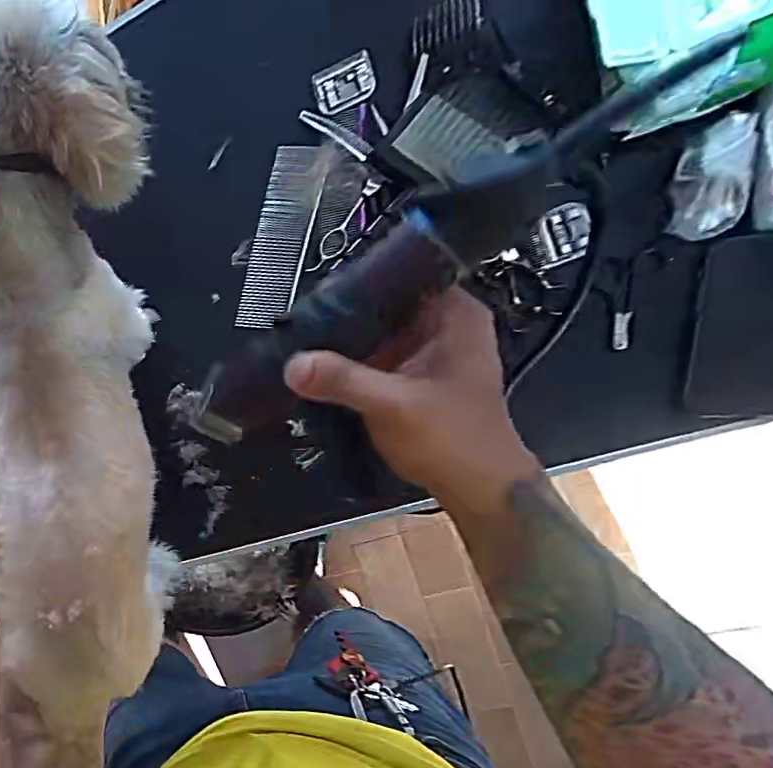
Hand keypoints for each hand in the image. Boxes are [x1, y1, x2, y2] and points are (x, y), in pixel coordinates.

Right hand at [283, 288, 541, 518]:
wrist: (478, 489)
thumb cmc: (452, 440)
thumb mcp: (392, 405)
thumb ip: (342, 380)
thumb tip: (293, 364)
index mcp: (454, 314)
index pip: (404, 273)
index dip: (363, 278)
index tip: (322, 291)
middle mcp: (446, 326)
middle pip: (388, 306)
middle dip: (349, 315)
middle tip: (304, 319)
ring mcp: (433, 354)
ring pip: (383, 335)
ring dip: (351, 342)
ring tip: (308, 340)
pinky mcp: (420, 380)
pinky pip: (383, 360)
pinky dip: (359, 365)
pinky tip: (328, 369)